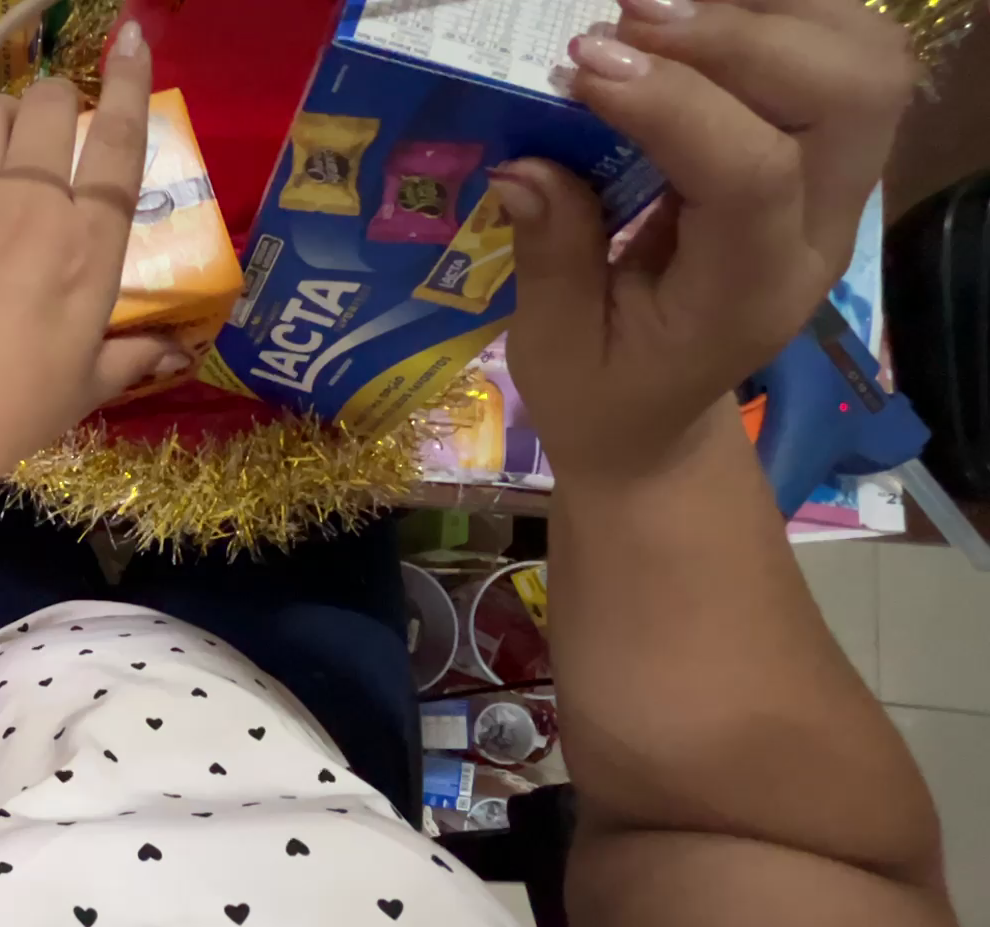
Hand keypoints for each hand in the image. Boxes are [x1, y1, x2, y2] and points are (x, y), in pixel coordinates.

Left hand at [0, 21, 175, 564]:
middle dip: (64, 106)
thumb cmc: (3, 416)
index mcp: (87, 247)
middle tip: (60, 140)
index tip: (133, 41)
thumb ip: (130, 359)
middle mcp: (31, 202)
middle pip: (53, 107)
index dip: (131, 86)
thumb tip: (175, 352)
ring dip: (10, 115)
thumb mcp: (79, 393)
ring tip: (12, 147)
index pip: (120, 145)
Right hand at [495, 0, 915, 486]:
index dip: (671, 106)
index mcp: (740, 297)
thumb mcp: (552, 343)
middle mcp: (814, 239)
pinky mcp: (819, 179)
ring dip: (767, 16)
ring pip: (863, 65)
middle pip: (845, 94)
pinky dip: (778, 30)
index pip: (745, 173)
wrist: (650, 426)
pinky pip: (837, 74)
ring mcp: (835, 203)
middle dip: (736, 37)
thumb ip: (551, 252)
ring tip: (659, 13)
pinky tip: (698, 30)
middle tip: (625, 21)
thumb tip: (521, 165)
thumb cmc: (593, 398)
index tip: (583, 68)